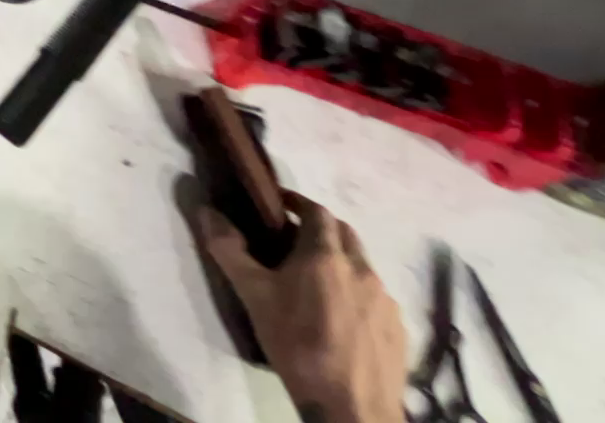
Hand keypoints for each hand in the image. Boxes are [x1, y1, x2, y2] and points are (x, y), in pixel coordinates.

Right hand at [199, 192, 406, 422]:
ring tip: (313, 278)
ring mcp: (386, 301)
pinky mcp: (398, 329)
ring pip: (362, 266)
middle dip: (320, 227)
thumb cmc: (295, 340)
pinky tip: (338, 314)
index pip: (318, 212)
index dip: (298, 202)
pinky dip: (355, 290)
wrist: (351, 405)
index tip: (278, 202)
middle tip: (292, 236)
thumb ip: (228, 248)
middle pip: (345, 234)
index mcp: (326, 256)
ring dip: (339, 260)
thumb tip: (206, 210)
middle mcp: (362, 271)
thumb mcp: (252, 293)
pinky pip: (375, 296)